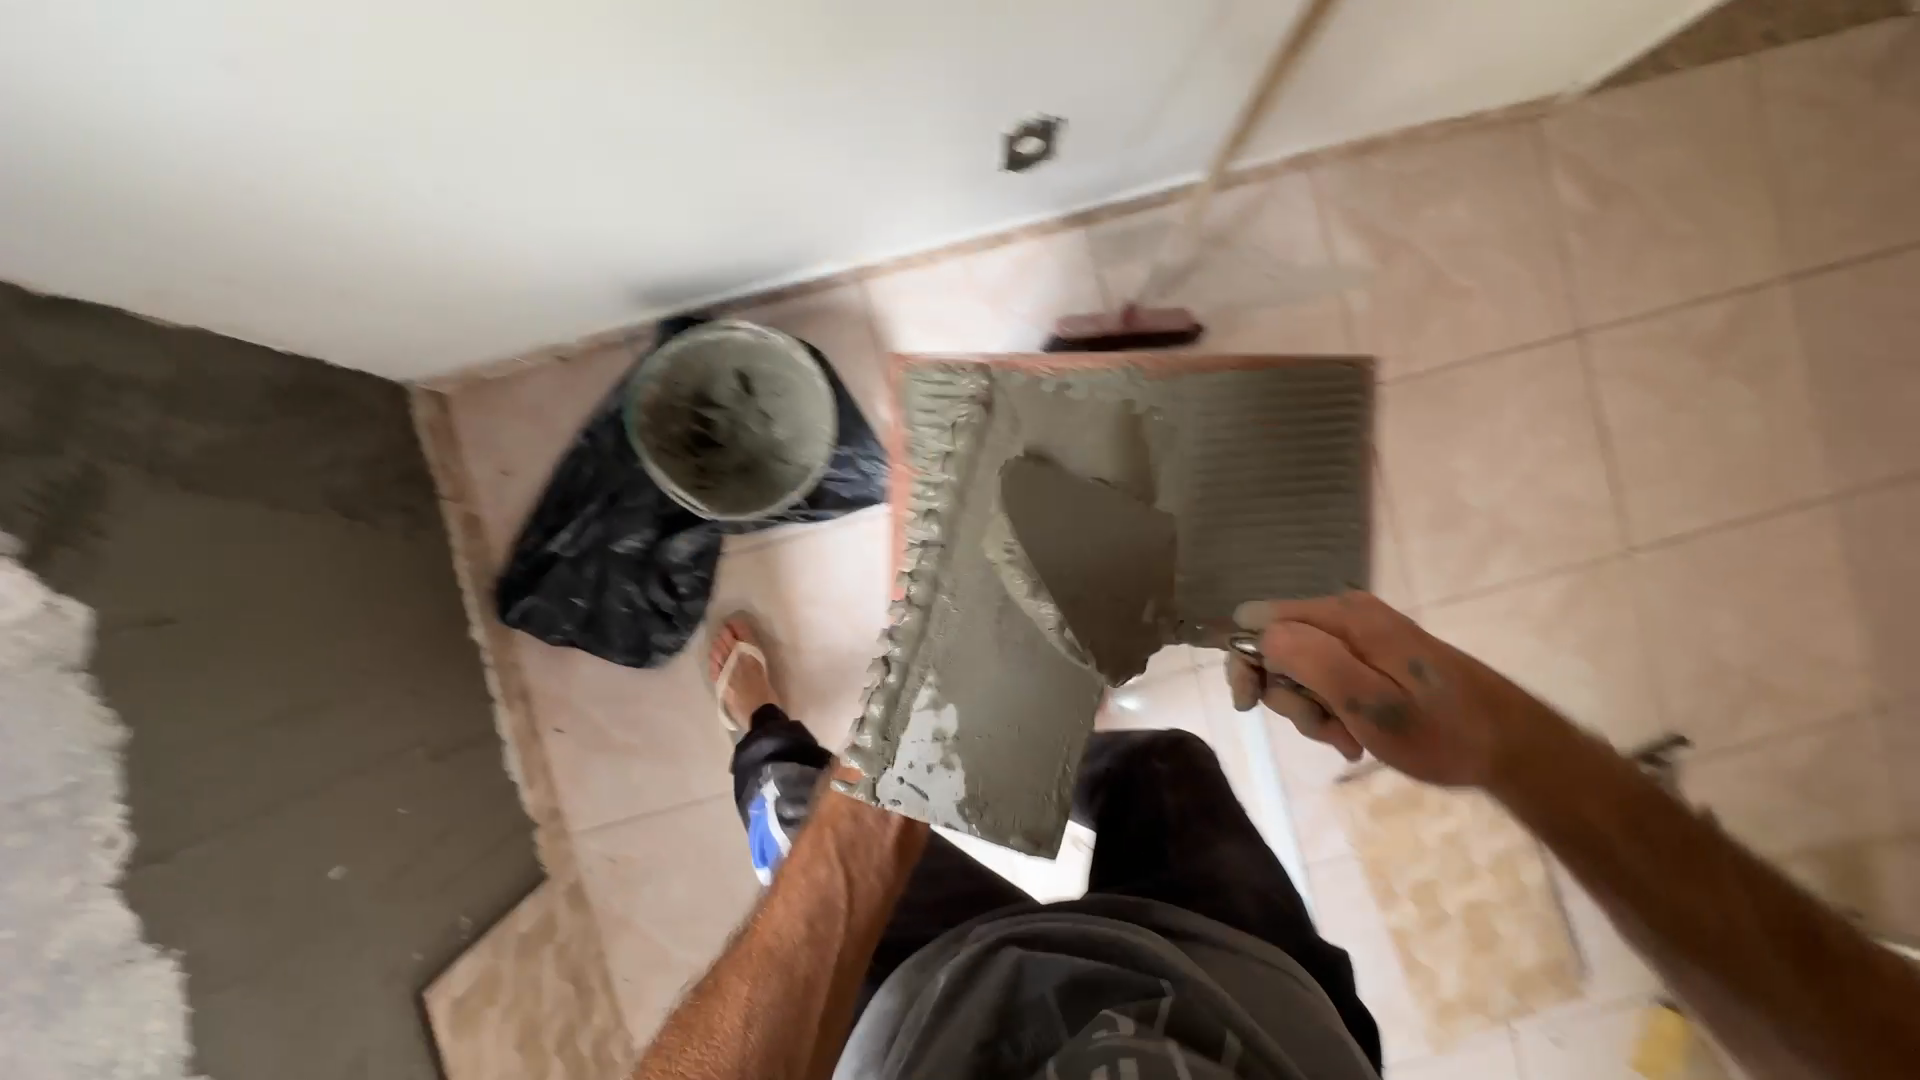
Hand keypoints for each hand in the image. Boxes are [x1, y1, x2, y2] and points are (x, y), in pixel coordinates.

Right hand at [1226, 591, 1541, 787]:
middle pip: (1276, 646)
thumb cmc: (1441, 732)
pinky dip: (1331, 711)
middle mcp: (1346, 615)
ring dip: (1312, 711)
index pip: (1258, 619)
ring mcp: (1360, 635)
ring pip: (1299, 669)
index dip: (1247, 661)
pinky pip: (1326, 678)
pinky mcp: (1371, 656)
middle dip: (1287, 695)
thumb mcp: (1369, 704)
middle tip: (1324, 729)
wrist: (1513, 749)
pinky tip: (1357, 737)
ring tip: (1348, 739)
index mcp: (1344, 617)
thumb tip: (1257, 633)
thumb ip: (1312, 662)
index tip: (1251, 706)